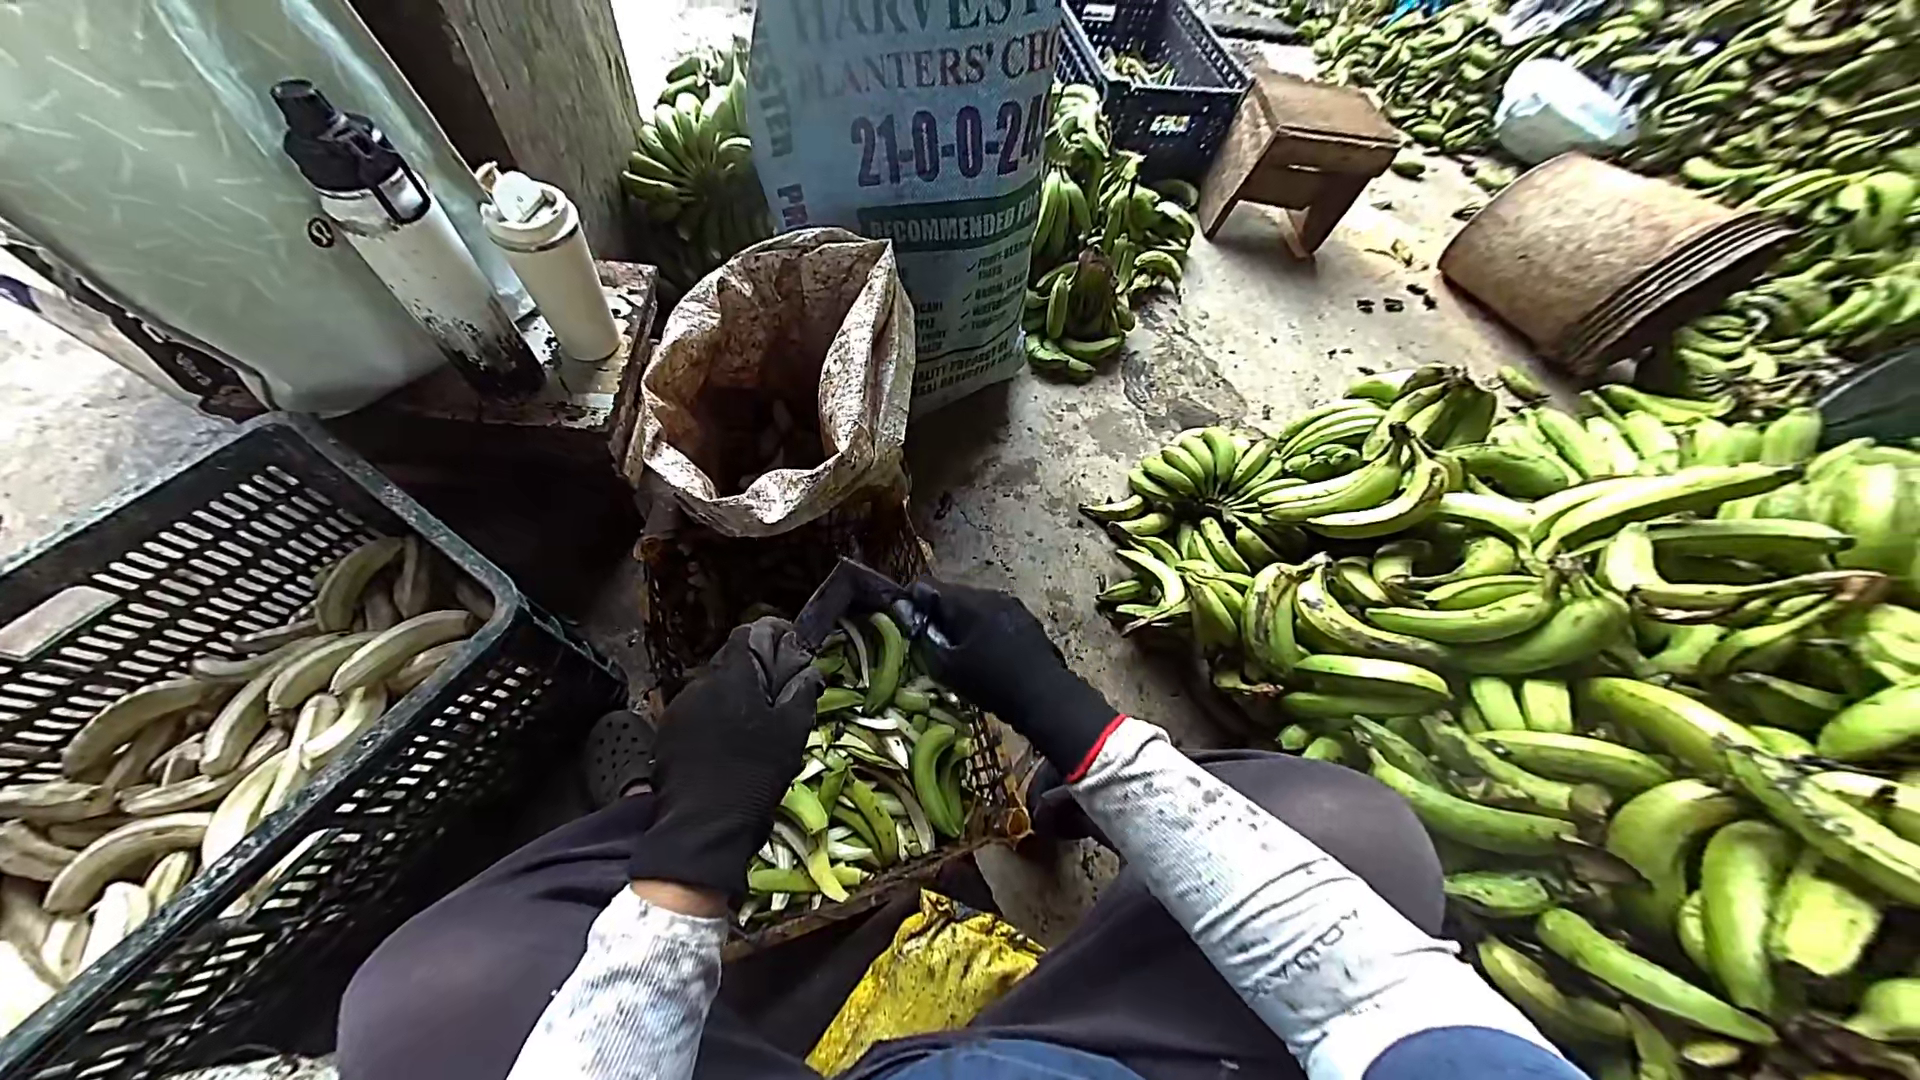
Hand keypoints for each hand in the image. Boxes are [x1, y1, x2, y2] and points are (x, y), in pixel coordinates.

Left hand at [627, 617, 823, 899]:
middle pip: (730, 659)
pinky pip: (696, 710)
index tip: (789, 650)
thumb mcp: (792, 729)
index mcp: (733, 676)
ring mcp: (679, 709)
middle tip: (777, 692)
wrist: (704, 824)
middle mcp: (701, 684)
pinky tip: (727, 742)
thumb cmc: (756, 772)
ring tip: (753, 722)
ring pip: (712, 686)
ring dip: (733, 693)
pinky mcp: (667, 733)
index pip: (749, 633)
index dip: (771, 635)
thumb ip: (802, 691)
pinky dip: (714, 715)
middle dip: (754, 668)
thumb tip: (809, 670)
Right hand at [906, 578, 1118, 777]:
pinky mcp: (1026, 619)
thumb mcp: (946, 666)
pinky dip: (983, 628)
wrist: (1045, 696)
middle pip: (952, 594)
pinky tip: (986, 653)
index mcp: (966, 601)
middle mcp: (989, 594)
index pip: (926, 586)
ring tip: (958, 650)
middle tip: (931, 641)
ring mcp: (1011, 604)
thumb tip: (904, 612)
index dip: (911, 602)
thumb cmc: (990, 682)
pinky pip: (994, 615)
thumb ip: (923, 637)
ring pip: (975, 605)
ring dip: (962, 622)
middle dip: (938, 614)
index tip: (907, 623)